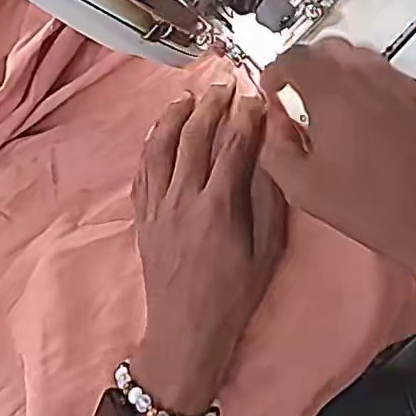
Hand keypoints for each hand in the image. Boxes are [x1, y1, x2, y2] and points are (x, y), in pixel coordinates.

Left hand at [132, 81, 287, 415]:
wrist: (186, 331)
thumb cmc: (233, 295)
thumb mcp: (267, 252)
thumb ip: (270, 201)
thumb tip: (273, 157)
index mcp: (218, 208)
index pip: (233, 146)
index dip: (246, 116)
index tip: (256, 96)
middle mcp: (182, 199)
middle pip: (194, 137)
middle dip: (210, 104)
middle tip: (223, 84)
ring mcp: (157, 207)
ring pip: (161, 147)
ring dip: (174, 116)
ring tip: (187, 96)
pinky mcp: (143, 216)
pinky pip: (143, 170)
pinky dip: (151, 144)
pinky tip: (159, 132)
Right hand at [261, 39, 415, 275]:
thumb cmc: (375, 203)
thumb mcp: (301, 185)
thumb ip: (276, 145)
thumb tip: (276, 125)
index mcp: (331, 94)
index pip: (293, 59)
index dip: (275, 71)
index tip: (272, 84)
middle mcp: (364, 78)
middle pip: (324, 48)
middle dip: (303, 64)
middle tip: (294, 86)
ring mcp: (393, 83)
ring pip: (354, 54)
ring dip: (333, 69)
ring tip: (324, 98)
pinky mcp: (414, 94)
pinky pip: (380, 71)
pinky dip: (361, 80)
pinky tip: (357, 108)